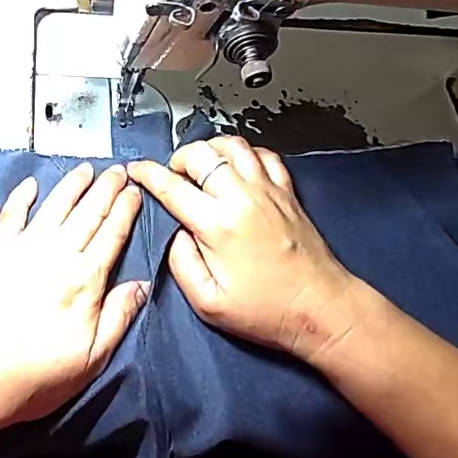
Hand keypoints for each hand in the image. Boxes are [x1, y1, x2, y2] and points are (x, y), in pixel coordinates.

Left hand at [0, 163, 147, 437]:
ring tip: (85, 169)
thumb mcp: (92, 357)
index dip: (126, 210)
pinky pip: (11, 216)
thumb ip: (119, 316)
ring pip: (55, 207)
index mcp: (85, 279)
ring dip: (72, 185)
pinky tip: (29, 184)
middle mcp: (57, 255)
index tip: (136, 191)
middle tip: (118, 170)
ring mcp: (23, 249)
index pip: (112, 234)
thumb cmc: (37, 374)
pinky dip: (21, 197)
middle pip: (88, 213)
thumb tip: (141, 285)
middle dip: (106, 188)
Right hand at [129, 137, 382, 364]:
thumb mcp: (208, 302)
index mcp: (218, 225)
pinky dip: (245, 154)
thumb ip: (181, 262)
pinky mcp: (287, 192)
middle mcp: (243, 198)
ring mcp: (268, 191)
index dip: (147, 174)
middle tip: (173, 176)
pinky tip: (237, 170)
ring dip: (211, 150)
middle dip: (179, 159)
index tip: (136, 170)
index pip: (172, 186)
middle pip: (202, 154)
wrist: (321, 310)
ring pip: (233, 146)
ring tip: (202, 168)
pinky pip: (264, 155)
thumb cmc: (267, 311)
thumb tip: (177, 233)